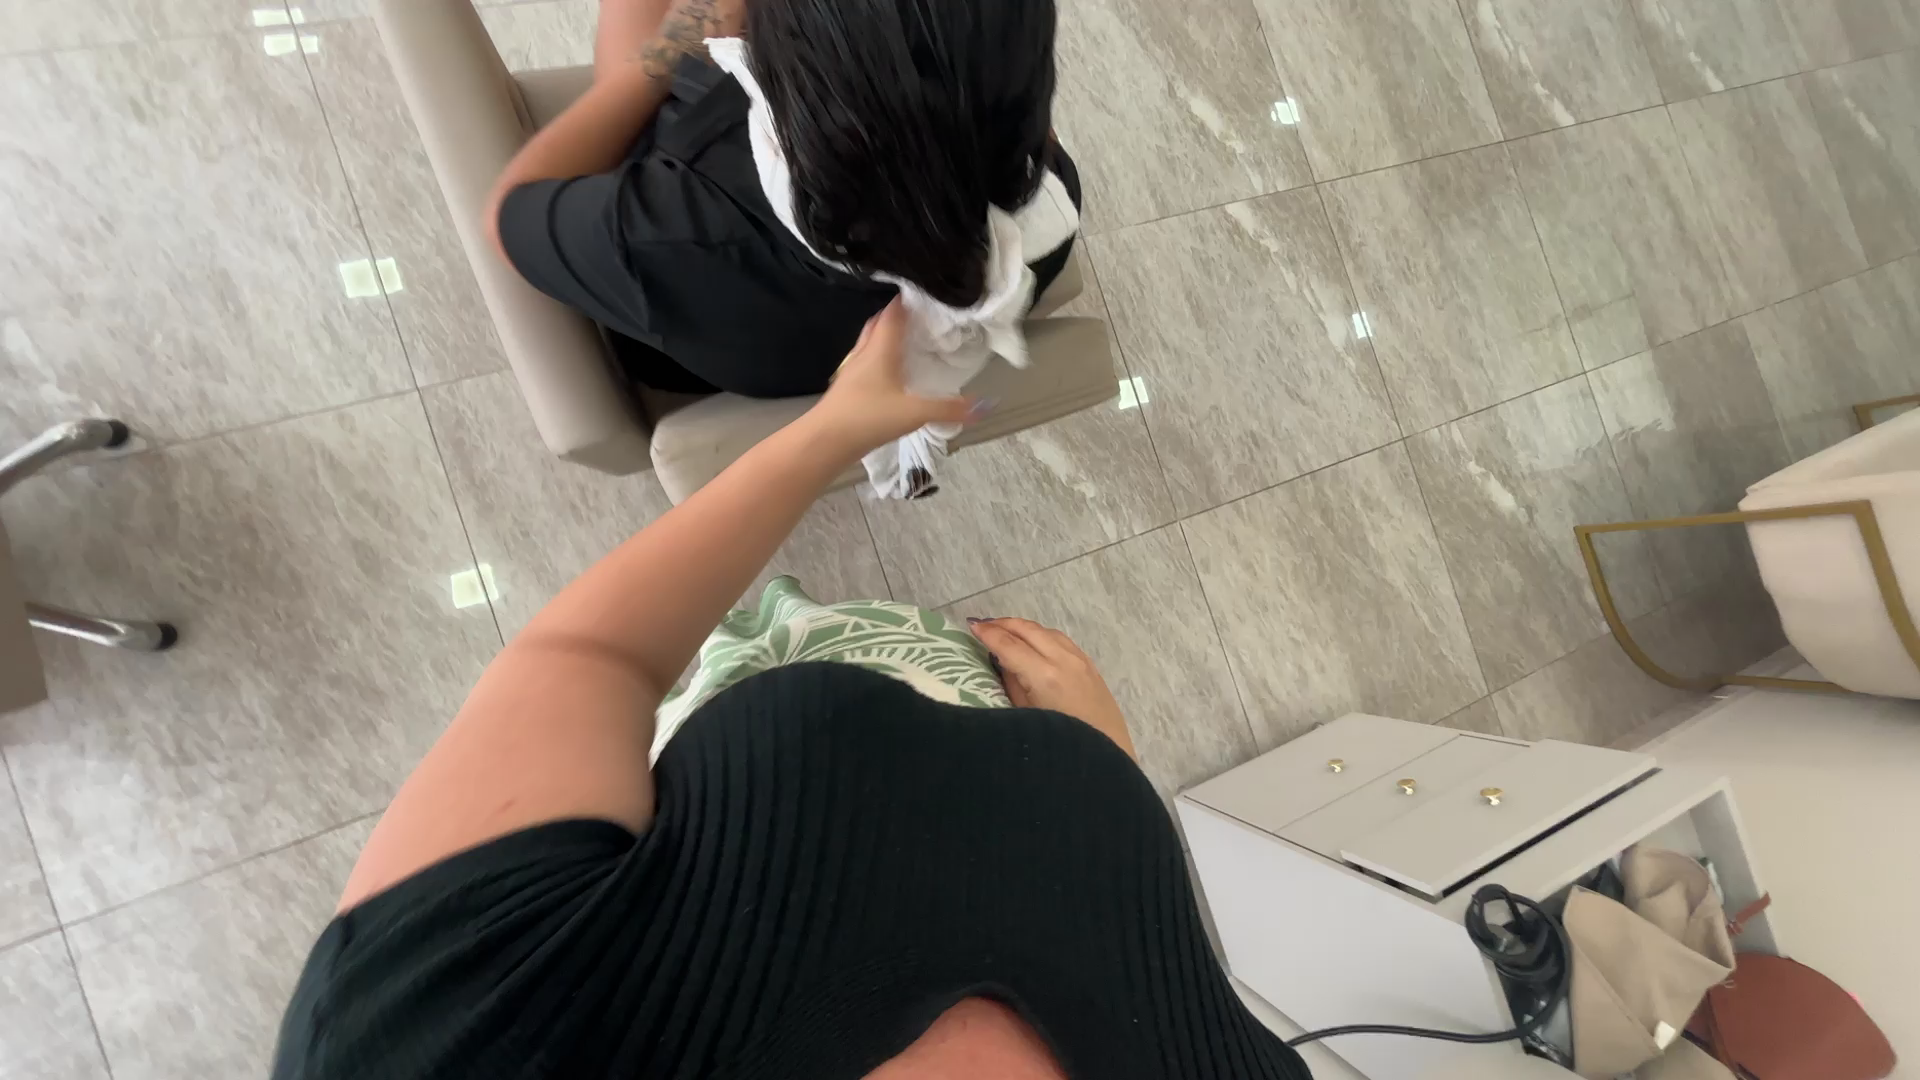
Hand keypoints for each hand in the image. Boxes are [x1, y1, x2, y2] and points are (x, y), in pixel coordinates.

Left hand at [803, 298, 975, 462]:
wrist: (825, 442)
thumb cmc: (868, 417)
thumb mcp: (915, 413)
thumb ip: (949, 409)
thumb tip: (984, 406)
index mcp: (880, 348)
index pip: (894, 312)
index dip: (908, 298)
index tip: (927, 293)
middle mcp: (864, 353)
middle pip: (879, 324)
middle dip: (898, 316)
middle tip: (920, 317)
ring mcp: (852, 371)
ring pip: (870, 344)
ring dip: (886, 338)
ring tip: (908, 342)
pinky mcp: (847, 389)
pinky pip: (865, 364)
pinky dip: (879, 361)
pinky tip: (889, 375)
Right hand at [969, 618, 1135, 758]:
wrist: (1107, 754)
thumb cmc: (1060, 743)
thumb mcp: (1025, 714)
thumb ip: (1012, 682)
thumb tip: (1001, 660)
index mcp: (1043, 676)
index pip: (1009, 644)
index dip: (988, 633)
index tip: (971, 626)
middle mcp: (1062, 660)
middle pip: (1027, 629)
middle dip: (1003, 624)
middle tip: (983, 625)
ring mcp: (1079, 659)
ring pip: (1045, 630)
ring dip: (1022, 627)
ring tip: (1004, 630)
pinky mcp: (1089, 663)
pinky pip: (1060, 639)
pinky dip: (1041, 634)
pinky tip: (1032, 641)